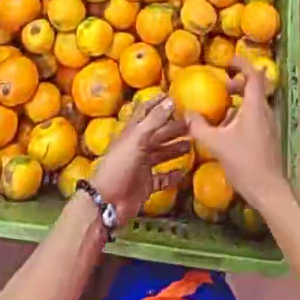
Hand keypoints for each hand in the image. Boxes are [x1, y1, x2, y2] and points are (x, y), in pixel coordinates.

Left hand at [87, 95, 190, 219]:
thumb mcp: (137, 139)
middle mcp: (137, 147)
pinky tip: (183, 171)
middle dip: (173, 127)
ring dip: (175, 148)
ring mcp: (141, 166)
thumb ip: (154, 120)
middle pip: (157, 133)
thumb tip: (171, 101)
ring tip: (192, 143)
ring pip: (162, 153)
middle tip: (191, 122)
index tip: (172, 96)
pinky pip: (163, 178)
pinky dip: (173, 174)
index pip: (145, 111)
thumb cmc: (119, 166)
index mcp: (132, 133)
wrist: (107, 202)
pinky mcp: (146, 184)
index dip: (156, 102)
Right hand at [183, 61, 285, 208]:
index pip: (253, 75)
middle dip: (239, 82)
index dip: (242, 63)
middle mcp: (265, 111)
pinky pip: (255, 116)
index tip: (229, 61)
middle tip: (222, 85)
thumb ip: (199, 127)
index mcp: (255, 107)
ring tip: (222, 107)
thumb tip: (187, 113)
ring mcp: (268, 124)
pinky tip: (228, 129)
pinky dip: (243, 113)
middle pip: (255, 87)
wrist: (268, 190)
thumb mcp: (217, 144)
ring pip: (255, 103)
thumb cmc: (245, 163)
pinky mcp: (268, 136)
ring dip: (240, 99)